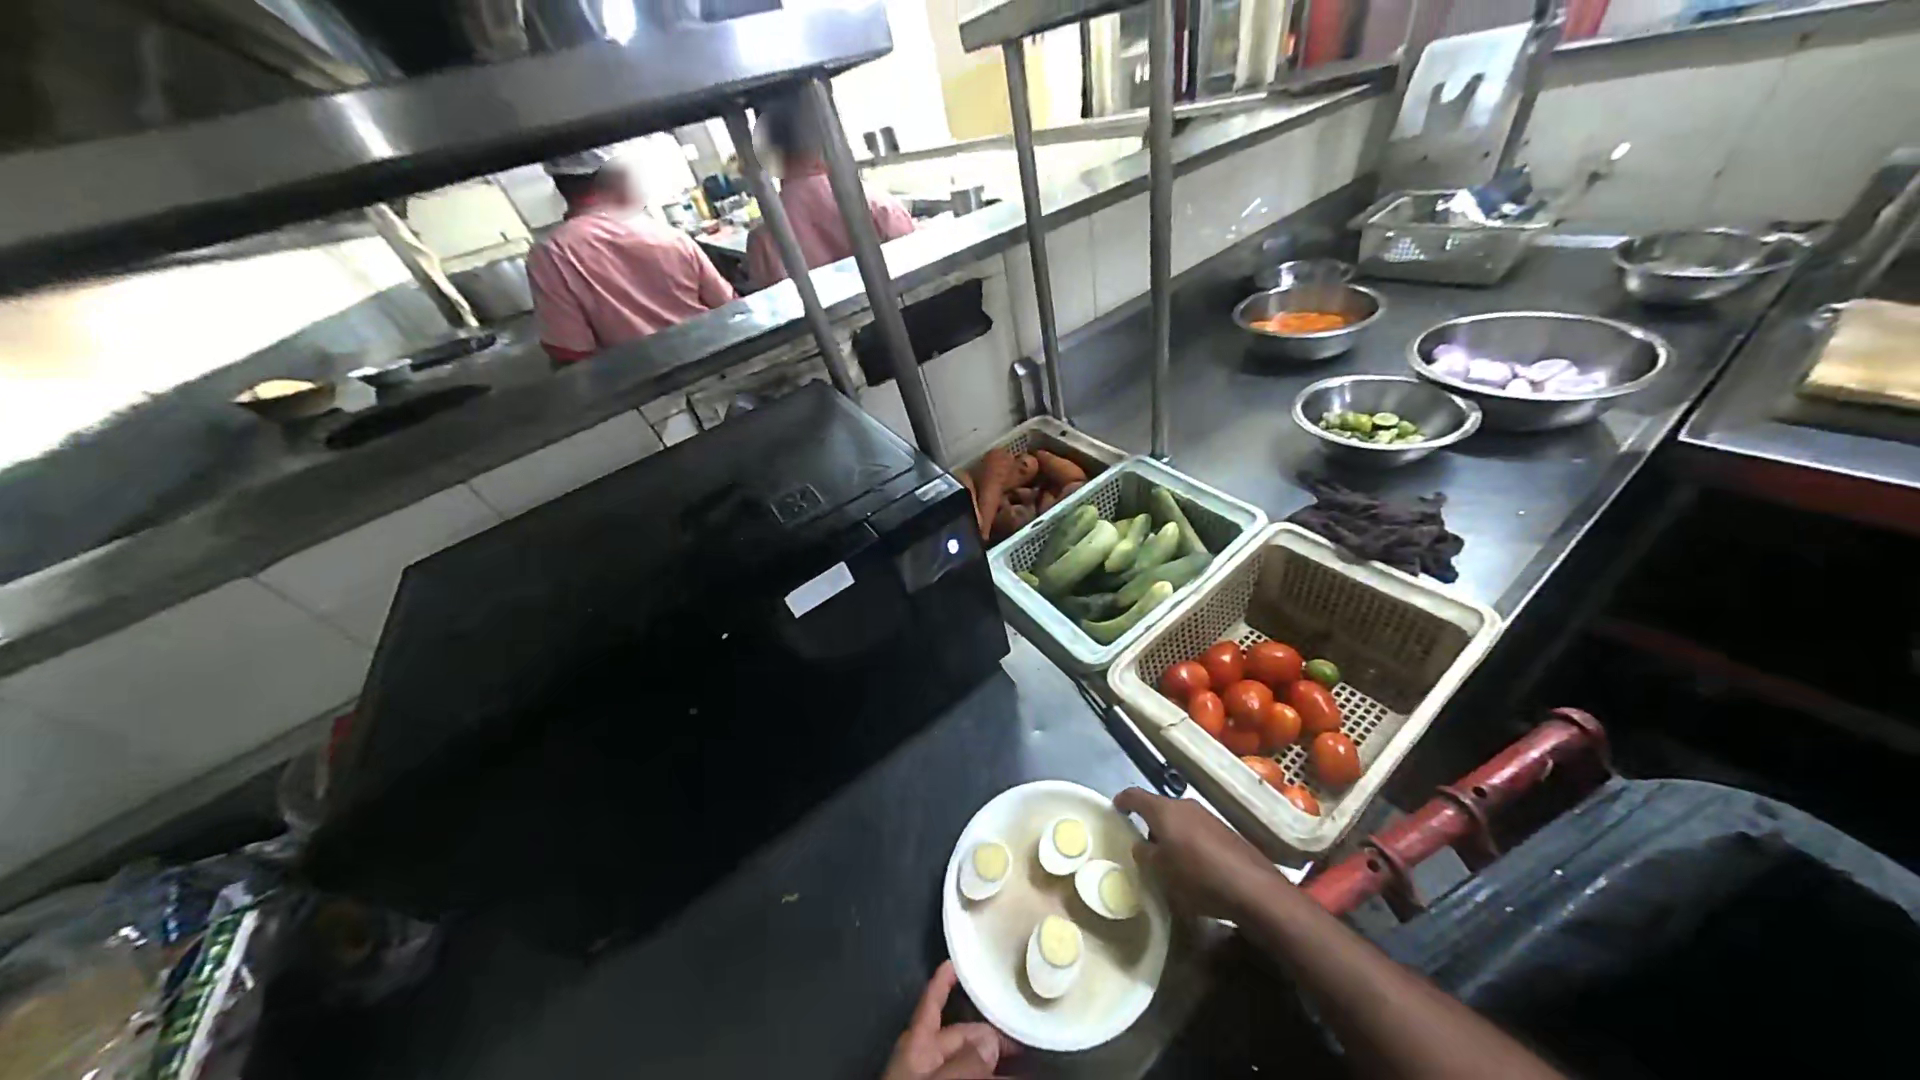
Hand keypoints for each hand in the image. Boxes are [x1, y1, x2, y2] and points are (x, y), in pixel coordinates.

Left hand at [880, 961, 1019, 1079]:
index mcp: (917, 1044)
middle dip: (991, 1038)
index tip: (959, 960)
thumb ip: (965, 1063)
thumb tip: (992, 1041)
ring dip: (997, 1071)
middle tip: (1024, 1041)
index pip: (933, 1002)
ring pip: (971, 1069)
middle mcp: (925, 1062)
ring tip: (1027, 1070)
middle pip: (962, 1038)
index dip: (945, 979)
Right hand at [1114, 787, 1284, 919]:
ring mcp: (1208, 816)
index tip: (1115, 808)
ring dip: (1170, 833)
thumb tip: (1142, 845)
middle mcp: (1185, 805)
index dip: (1123, 800)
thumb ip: (1145, 855)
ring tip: (1168, 858)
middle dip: (1149, 823)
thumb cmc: (1197, 877)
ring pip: (1179, 819)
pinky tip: (1193, 865)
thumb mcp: (1160, 872)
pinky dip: (1189, 841)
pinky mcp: (1226, 831)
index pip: (1135, 795)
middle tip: (1143, 845)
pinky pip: (1197, 830)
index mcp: (1164, 810)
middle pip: (1159, 808)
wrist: (1254, 889)